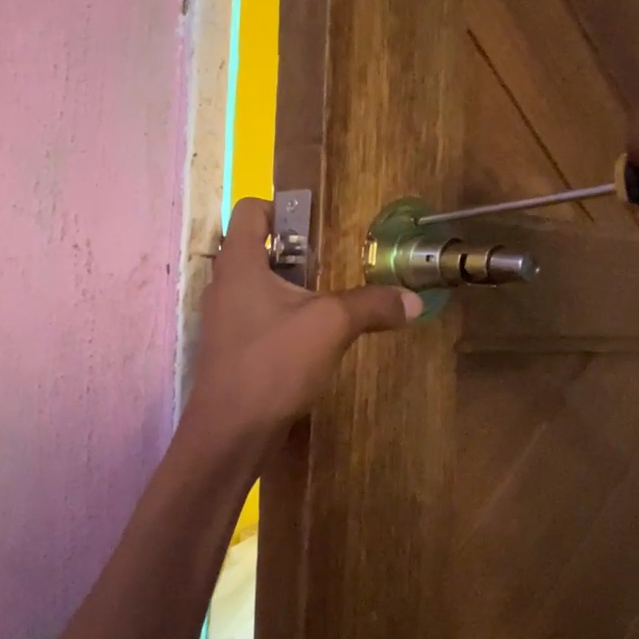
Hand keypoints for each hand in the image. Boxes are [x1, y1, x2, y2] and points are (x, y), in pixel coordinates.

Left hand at [185, 199, 422, 435]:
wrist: (230, 430)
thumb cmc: (273, 363)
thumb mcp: (330, 325)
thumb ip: (372, 305)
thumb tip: (415, 300)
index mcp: (238, 262)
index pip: (250, 210)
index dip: (282, 208)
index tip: (319, 229)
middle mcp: (223, 282)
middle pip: (257, 246)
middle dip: (298, 252)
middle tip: (336, 265)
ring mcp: (223, 317)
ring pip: (259, 285)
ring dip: (293, 288)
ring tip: (331, 302)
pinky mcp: (230, 347)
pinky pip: (258, 316)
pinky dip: (284, 317)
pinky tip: (313, 339)